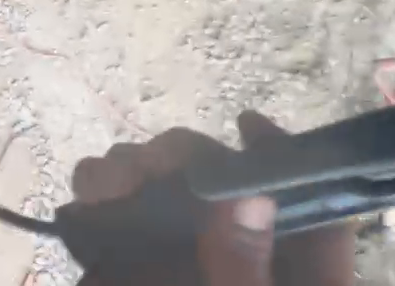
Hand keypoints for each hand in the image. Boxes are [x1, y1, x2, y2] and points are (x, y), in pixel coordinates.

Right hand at [71, 113, 353, 285]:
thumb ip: (244, 267)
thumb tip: (246, 191)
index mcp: (289, 270)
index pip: (304, 202)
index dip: (280, 156)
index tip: (247, 124)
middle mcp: (232, 245)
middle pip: (214, 174)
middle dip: (172, 158)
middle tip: (138, 169)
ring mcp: (175, 242)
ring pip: (155, 177)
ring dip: (125, 168)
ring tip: (102, 188)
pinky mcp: (127, 245)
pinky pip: (112, 196)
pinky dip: (97, 185)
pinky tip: (89, 198)